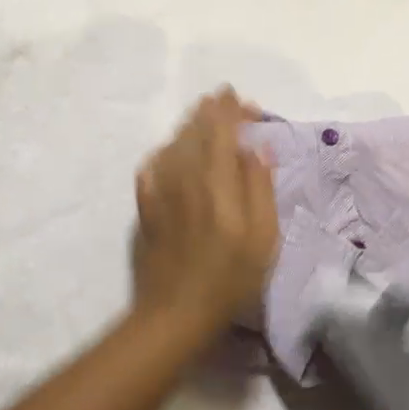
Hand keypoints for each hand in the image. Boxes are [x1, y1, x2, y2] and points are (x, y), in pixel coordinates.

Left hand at [132, 89, 278, 336]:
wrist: (175, 313)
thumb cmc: (230, 278)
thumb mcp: (262, 237)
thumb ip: (259, 187)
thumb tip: (257, 148)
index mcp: (216, 180)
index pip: (220, 129)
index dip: (228, 109)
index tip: (237, 96)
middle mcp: (184, 176)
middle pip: (194, 131)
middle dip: (209, 112)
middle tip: (223, 101)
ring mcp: (160, 190)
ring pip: (172, 144)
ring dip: (189, 126)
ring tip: (202, 118)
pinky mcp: (145, 207)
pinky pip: (153, 166)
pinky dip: (166, 151)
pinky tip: (171, 153)